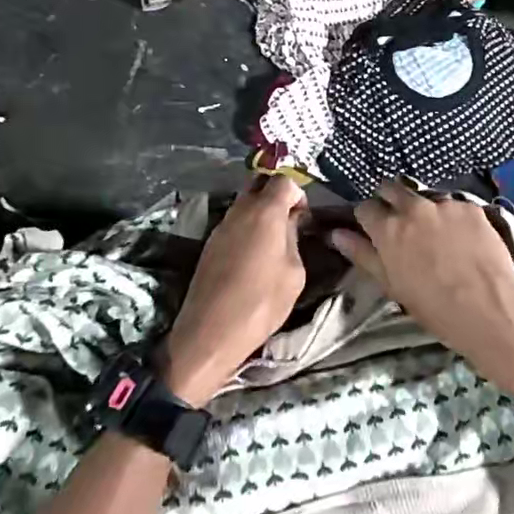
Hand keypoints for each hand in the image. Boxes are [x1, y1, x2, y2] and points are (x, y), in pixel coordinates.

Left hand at [163, 175, 308, 404]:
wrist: (209, 334)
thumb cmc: (261, 302)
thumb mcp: (294, 273)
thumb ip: (294, 238)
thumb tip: (290, 223)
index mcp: (265, 211)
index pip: (284, 180)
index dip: (298, 193)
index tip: (304, 216)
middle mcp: (240, 210)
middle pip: (259, 182)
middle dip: (276, 193)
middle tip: (288, 219)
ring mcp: (221, 226)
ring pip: (244, 202)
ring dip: (260, 211)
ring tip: (273, 240)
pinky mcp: (209, 244)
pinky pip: (234, 222)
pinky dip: (246, 227)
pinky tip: (253, 254)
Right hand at [329, 183, 513, 375]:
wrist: (490, 309)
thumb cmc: (435, 307)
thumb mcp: (392, 285)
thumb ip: (363, 254)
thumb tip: (336, 233)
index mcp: (388, 228)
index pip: (365, 207)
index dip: (368, 218)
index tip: (373, 229)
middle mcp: (414, 208)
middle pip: (392, 188)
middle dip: (390, 200)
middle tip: (401, 223)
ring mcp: (445, 204)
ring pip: (425, 196)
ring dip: (424, 209)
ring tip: (437, 235)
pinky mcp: (471, 206)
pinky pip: (454, 205)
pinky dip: (453, 217)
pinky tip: (462, 239)